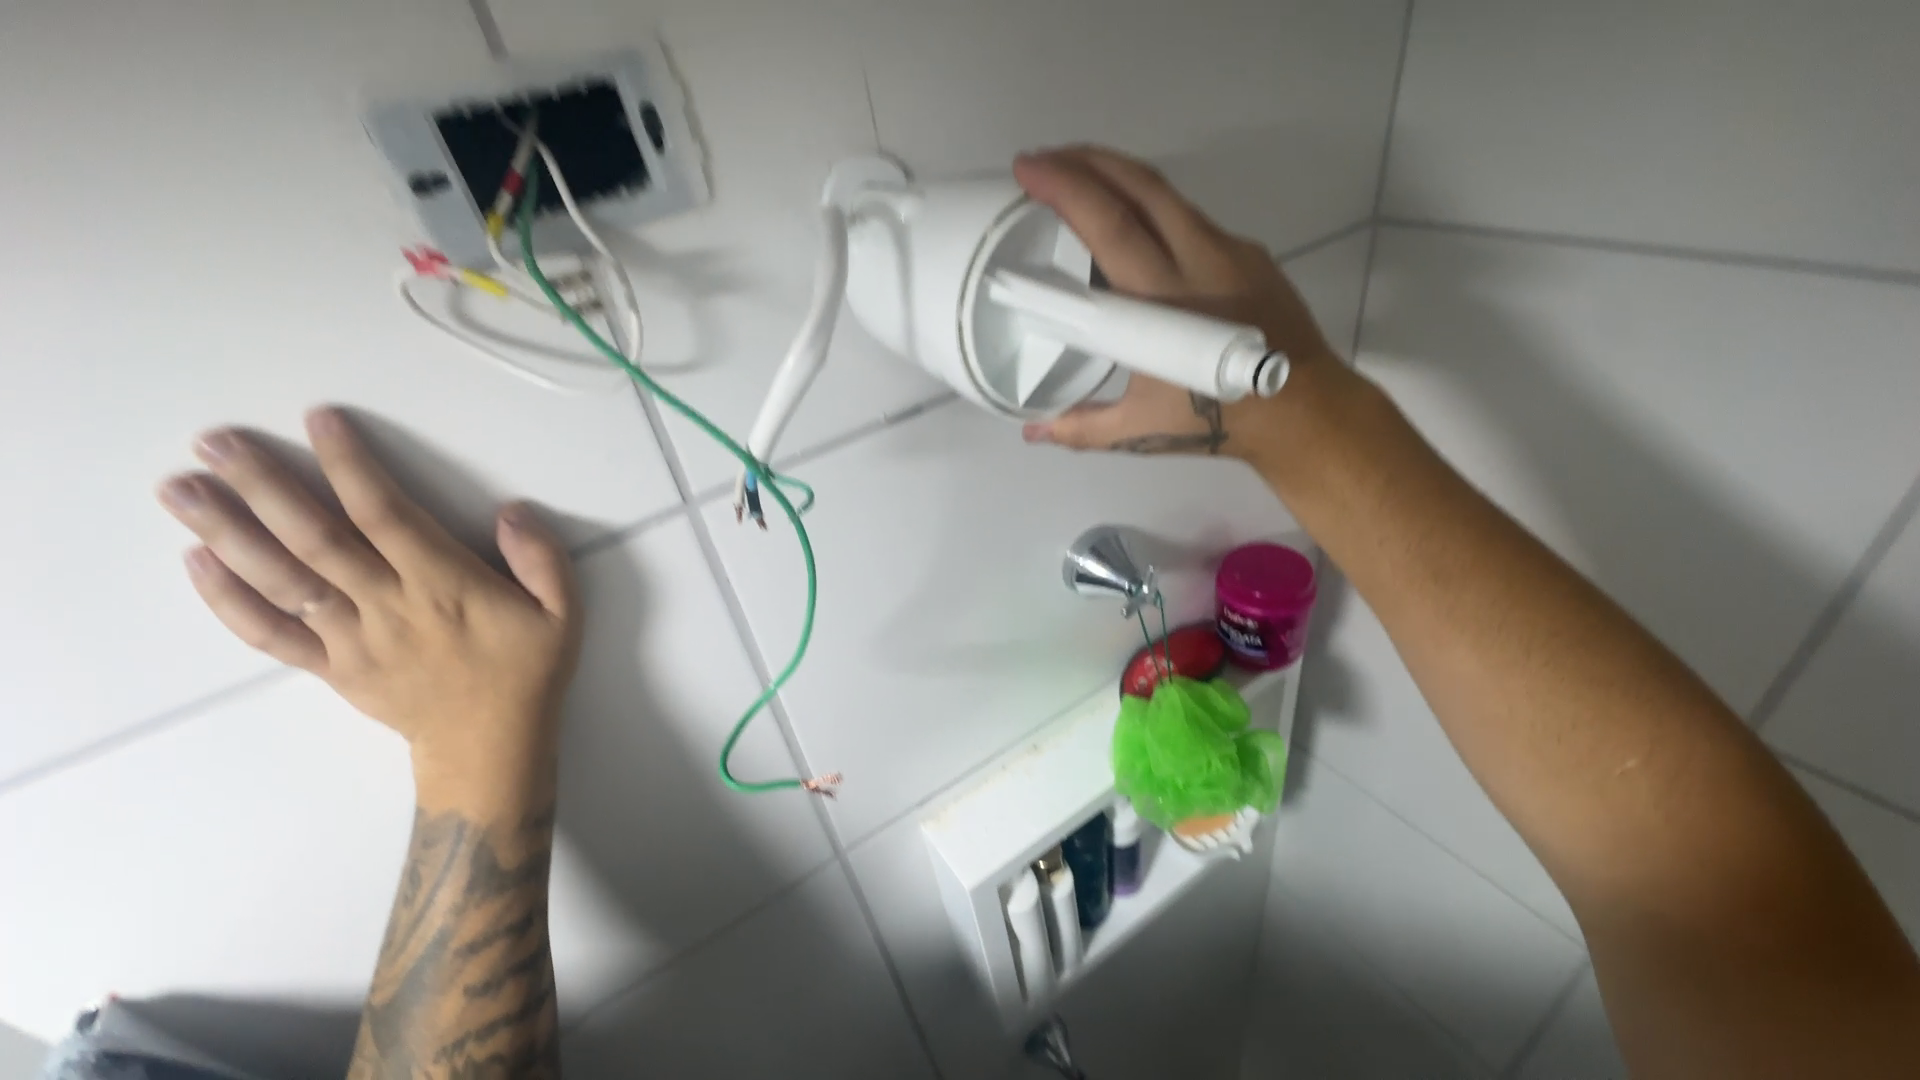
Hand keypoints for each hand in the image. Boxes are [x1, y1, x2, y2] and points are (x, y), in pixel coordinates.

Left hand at [156, 408, 582, 792]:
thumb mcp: (563, 612)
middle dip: (263, 485)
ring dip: (228, 532)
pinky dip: (228, 599)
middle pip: (315, 537)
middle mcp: (386, 605)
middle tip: (215, 441)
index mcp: (442, 585)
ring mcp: (350, 639)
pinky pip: (270, 634)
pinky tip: (197, 562)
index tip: (319, 421)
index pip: (385, 513)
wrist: (488, 746)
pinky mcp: (330, 668)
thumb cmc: (527, 671)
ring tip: (182, 489)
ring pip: (281, 580)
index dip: (349, 465)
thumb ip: (542, 558)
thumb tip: (511, 510)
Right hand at [1013, 146, 1342, 465]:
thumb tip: (1032, 431)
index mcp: (1163, 300)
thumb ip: (1081, 427)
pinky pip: (1189, 215)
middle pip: (1138, 186)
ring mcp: (1228, 250)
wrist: (1306, 409)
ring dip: (1116, 173)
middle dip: (1084, 161)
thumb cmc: (1220, 420)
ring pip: (1166, 193)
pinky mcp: (1248, 252)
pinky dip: (1149, 203)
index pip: (1110, 226)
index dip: (1067, 190)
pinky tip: (1133, 220)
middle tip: (1041, 158)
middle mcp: (1198, 260)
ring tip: (1078, 173)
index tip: (1028, 169)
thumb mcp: (1141, 430)